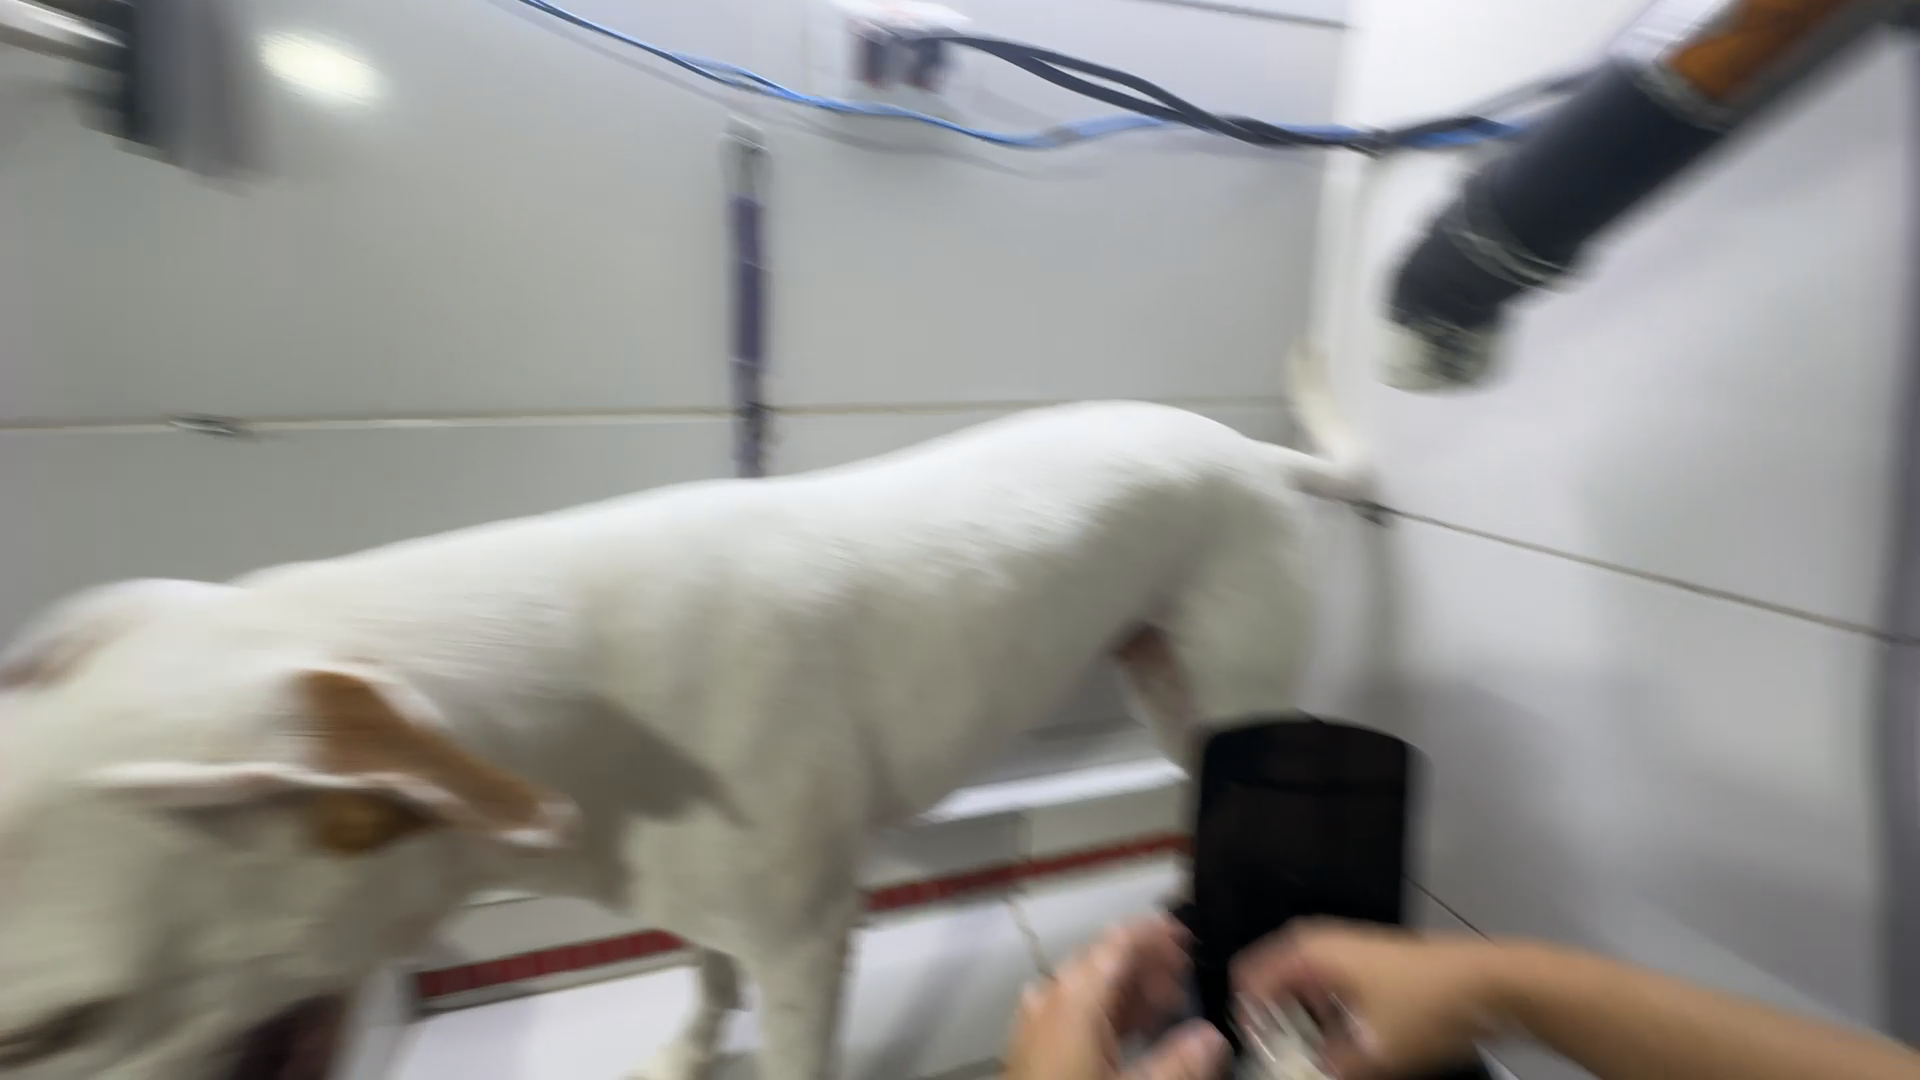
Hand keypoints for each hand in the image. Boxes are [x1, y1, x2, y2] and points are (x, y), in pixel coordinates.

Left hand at [1004, 915, 1228, 1079]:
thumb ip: (1177, 1063)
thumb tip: (1214, 1036)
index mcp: (1077, 994)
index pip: (1118, 942)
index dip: (1153, 932)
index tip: (1186, 934)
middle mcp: (1054, 991)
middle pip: (1106, 960)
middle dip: (1147, 963)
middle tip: (1187, 975)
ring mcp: (1039, 1013)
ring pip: (1091, 984)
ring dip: (1130, 988)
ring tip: (1169, 1004)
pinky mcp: (1034, 1037)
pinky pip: (1075, 1006)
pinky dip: (1107, 1008)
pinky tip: (1131, 1028)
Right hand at [1232, 920, 1512, 1079]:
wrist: (1484, 983)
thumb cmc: (1421, 1004)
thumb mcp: (1374, 1049)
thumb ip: (1330, 1067)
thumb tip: (1306, 1075)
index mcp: (1305, 953)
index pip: (1250, 979)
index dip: (1250, 1021)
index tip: (1264, 1058)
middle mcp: (1313, 944)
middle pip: (1271, 982)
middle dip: (1276, 1025)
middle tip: (1290, 1062)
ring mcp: (1338, 951)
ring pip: (1298, 988)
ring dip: (1301, 1024)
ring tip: (1320, 1059)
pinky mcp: (1360, 964)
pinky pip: (1323, 989)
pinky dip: (1324, 1016)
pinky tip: (1347, 1045)